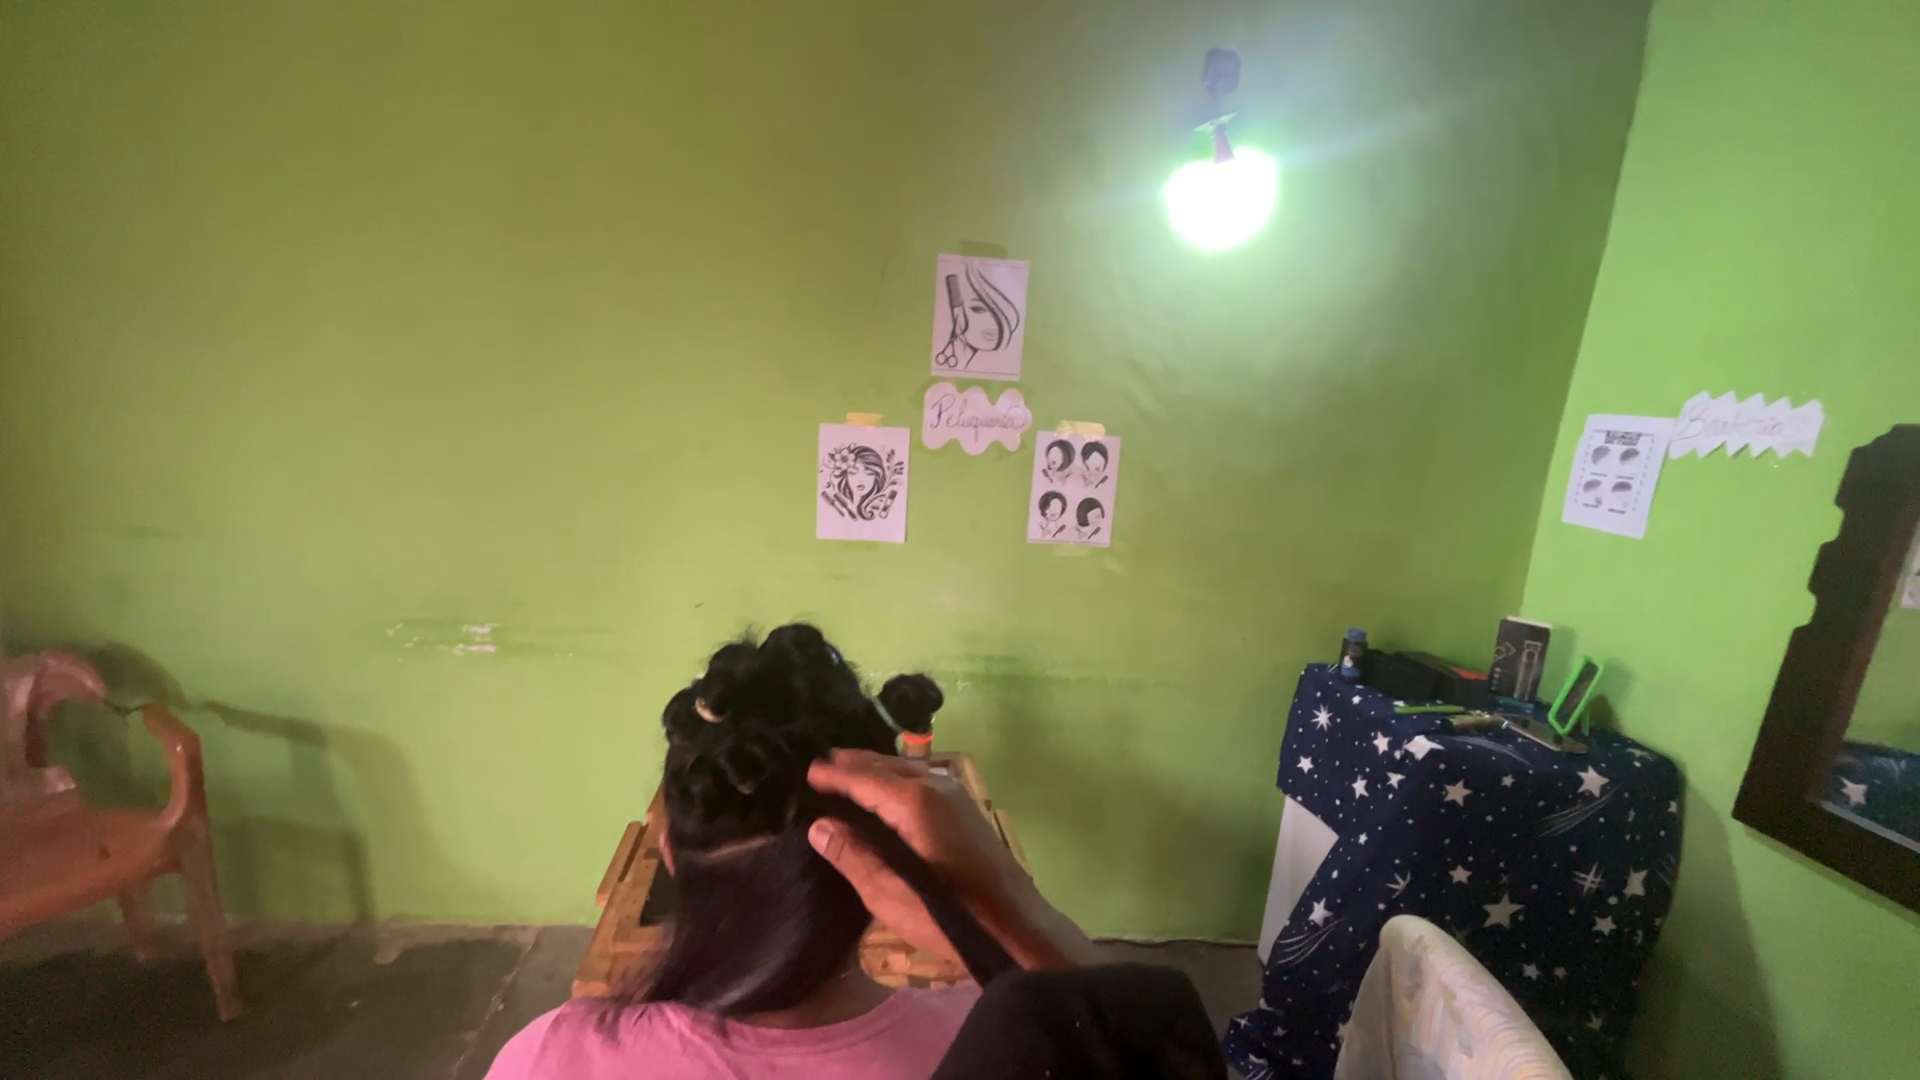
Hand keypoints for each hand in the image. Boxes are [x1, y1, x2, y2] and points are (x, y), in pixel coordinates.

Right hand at [806, 749, 1097, 970]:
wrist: (1013, 924)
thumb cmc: (947, 914)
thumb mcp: (888, 894)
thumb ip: (853, 855)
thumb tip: (819, 825)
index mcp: (914, 802)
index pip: (865, 779)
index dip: (836, 775)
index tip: (809, 771)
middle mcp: (936, 786)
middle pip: (887, 765)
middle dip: (856, 763)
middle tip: (826, 762)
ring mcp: (955, 794)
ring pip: (908, 769)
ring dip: (878, 767)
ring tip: (853, 769)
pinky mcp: (966, 808)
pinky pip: (923, 778)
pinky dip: (899, 776)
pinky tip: (892, 788)